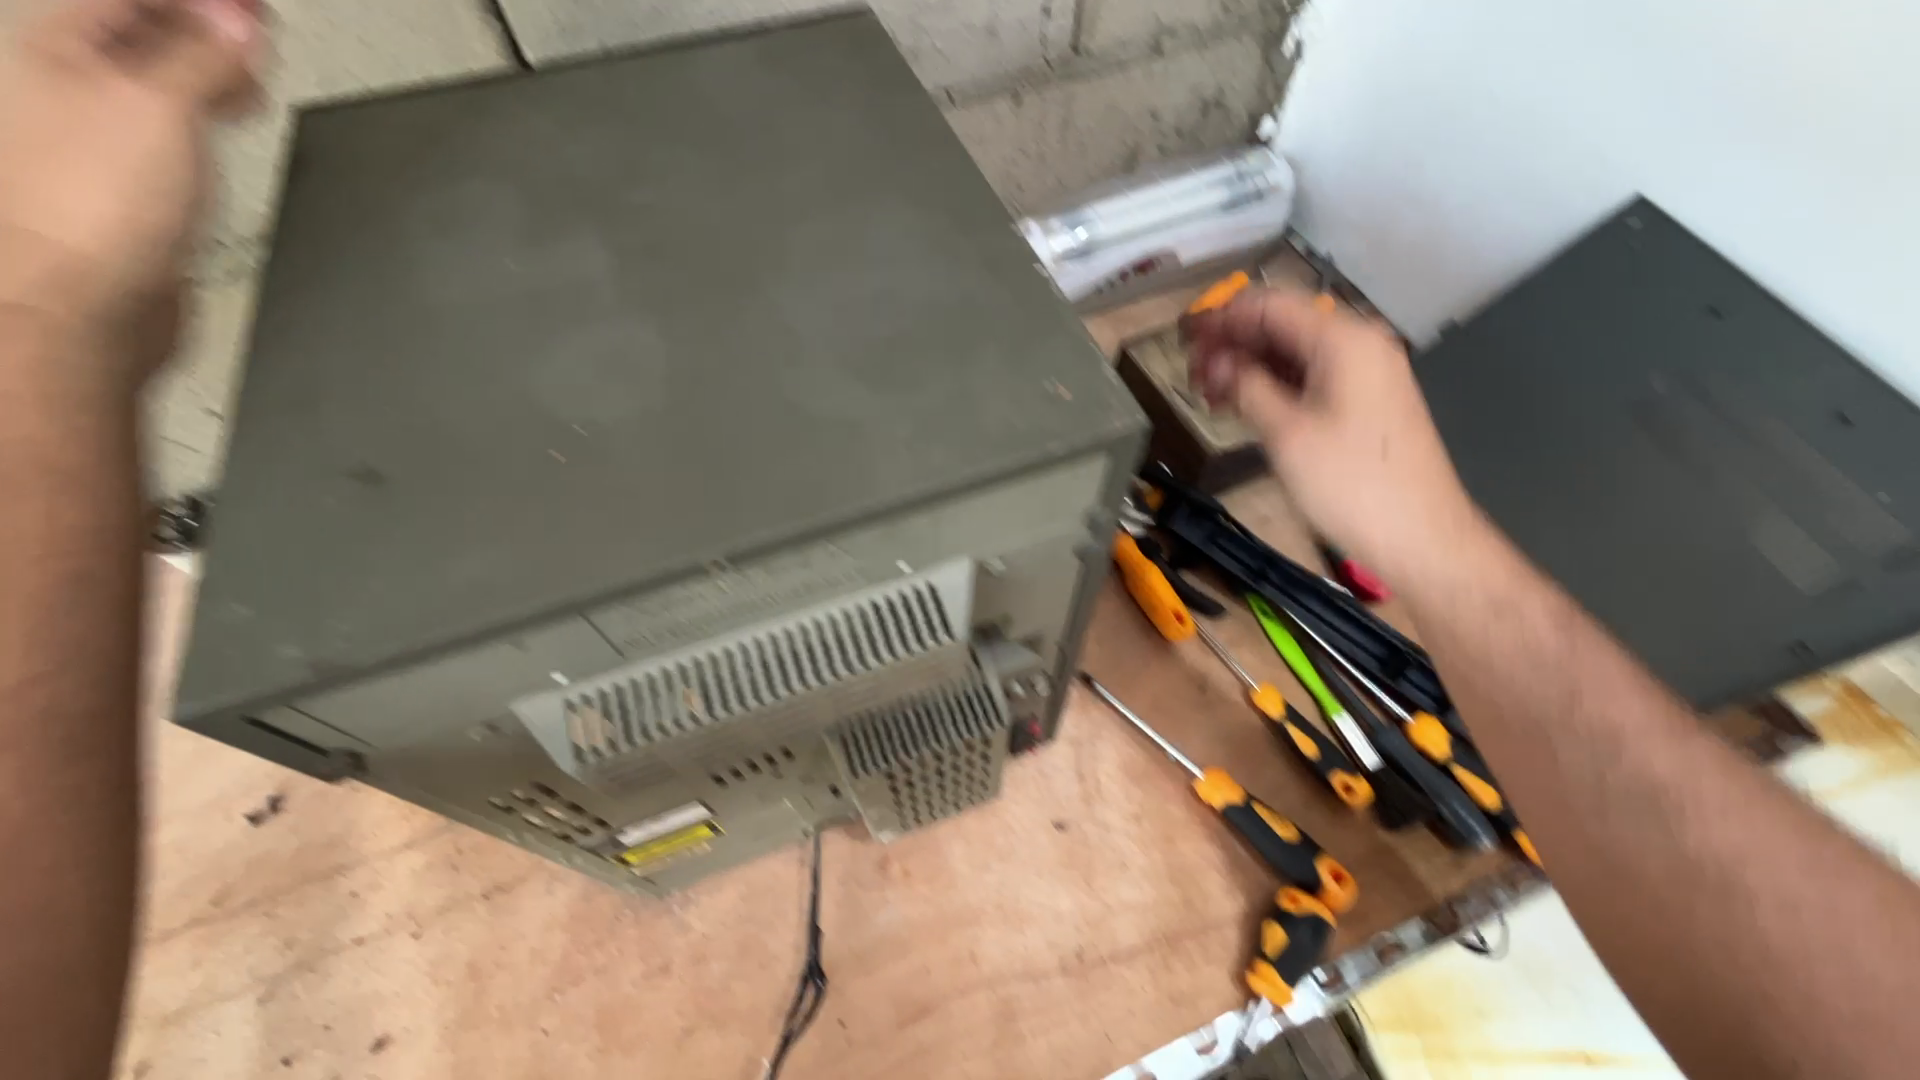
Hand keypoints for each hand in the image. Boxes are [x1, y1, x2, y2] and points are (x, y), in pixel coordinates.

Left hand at [0, 0, 262, 385]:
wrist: (87, 300)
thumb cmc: (94, 212)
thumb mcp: (161, 108)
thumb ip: (202, 58)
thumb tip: (237, 23)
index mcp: (61, 46)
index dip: (206, 2)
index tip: (255, 13)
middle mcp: (71, 80)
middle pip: (145, 27)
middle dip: (207, 26)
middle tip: (256, 38)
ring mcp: (98, 127)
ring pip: (160, 72)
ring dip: (209, 67)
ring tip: (250, 77)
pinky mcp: (130, 173)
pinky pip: (170, 118)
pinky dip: (207, 109)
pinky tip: (228, 120)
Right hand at [1184, 287, 1480, 575]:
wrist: (1419, 536)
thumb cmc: (1350, 484)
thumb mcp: (1286, 433)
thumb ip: (1245, 387)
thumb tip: (1216, 362)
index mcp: (1342, 340)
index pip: (1268, 306)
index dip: (1221, 319)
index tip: (1184, 338)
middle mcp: (1357, 345)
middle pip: (1281, 326)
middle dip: (1232, 344)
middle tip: (1190, 372)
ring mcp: (1364, 374)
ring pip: (1293, 354)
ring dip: (1248, 367)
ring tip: (1208, 393)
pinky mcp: (1363, 401)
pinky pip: (1309, 377)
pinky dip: (1273, 385)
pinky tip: (1242, 405)